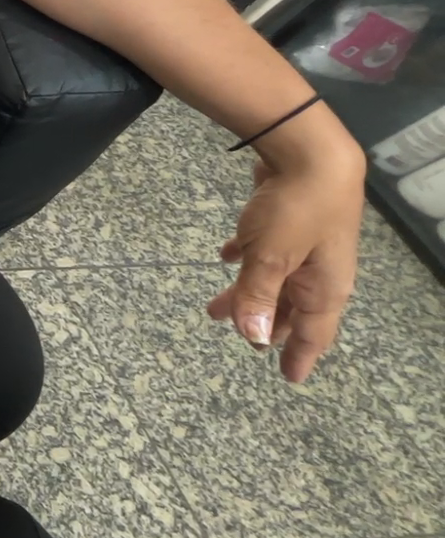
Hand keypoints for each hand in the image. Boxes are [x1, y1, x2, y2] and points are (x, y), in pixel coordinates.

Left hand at [211, 111, 365, 382]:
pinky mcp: (285, 225)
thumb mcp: (271, 257)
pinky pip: (262, 251)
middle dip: (262, 325)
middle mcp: (317, 271)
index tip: (288, 378)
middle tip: (235, 338)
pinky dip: (245, 259)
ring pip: (272, 281)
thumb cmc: (294, 211)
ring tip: (215, 307)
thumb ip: (258, 295)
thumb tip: (254, 337)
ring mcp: (303, 247)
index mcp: (322, 286)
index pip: (312, 332)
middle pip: (288, 308)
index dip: (298, 355)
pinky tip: (226, 257)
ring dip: (246, 294)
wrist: (310, 159)